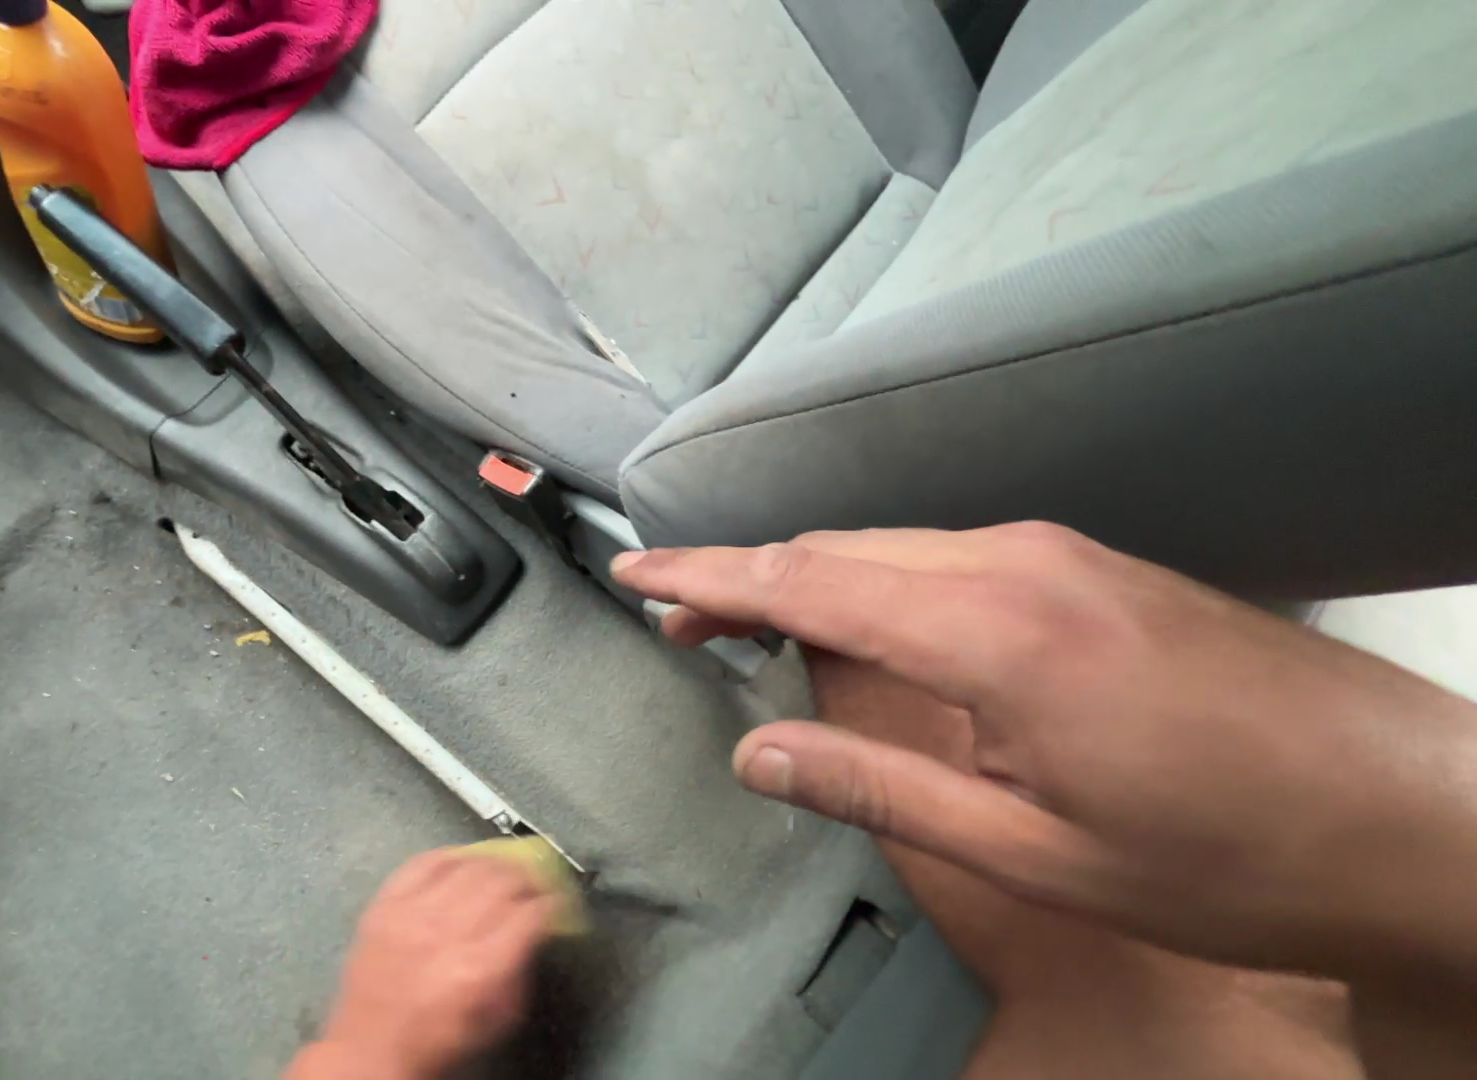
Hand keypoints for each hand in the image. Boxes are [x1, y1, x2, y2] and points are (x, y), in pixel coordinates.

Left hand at [304, 849, 555, 1079]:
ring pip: (468, 865)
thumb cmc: (437, 1041)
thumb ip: (521, 971)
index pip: (528, 915)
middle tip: (531, 882)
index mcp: (478, 970)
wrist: (369, 1049)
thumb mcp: (495, 1019)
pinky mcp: (386, 904)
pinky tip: (462, 861)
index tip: (553, 901)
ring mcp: (412, 913)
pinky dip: (450, 856)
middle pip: (501, 882)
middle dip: (526, 878)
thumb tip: (538, 927)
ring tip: (502, 869)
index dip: (548, 902)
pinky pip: (425, 861)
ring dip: (494, 863)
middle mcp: (446, 934)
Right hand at [613, 523, 1476, 984]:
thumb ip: (875, 787)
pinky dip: (860, 578)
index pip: (800, 580)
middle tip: (676, 621)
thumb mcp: (1030, 850)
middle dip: (736, 580)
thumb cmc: (1229, 855)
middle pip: (828, 550)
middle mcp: (1009, 561)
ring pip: (876, 546)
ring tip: (740, 624)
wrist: (1434, 815)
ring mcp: (1047, 551)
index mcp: (990, 631)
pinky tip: (848, 619)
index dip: (703, 575)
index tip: (636, 571)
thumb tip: (757, 755)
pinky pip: (929, 553)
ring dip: (796, 579)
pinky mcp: (1074, 563)